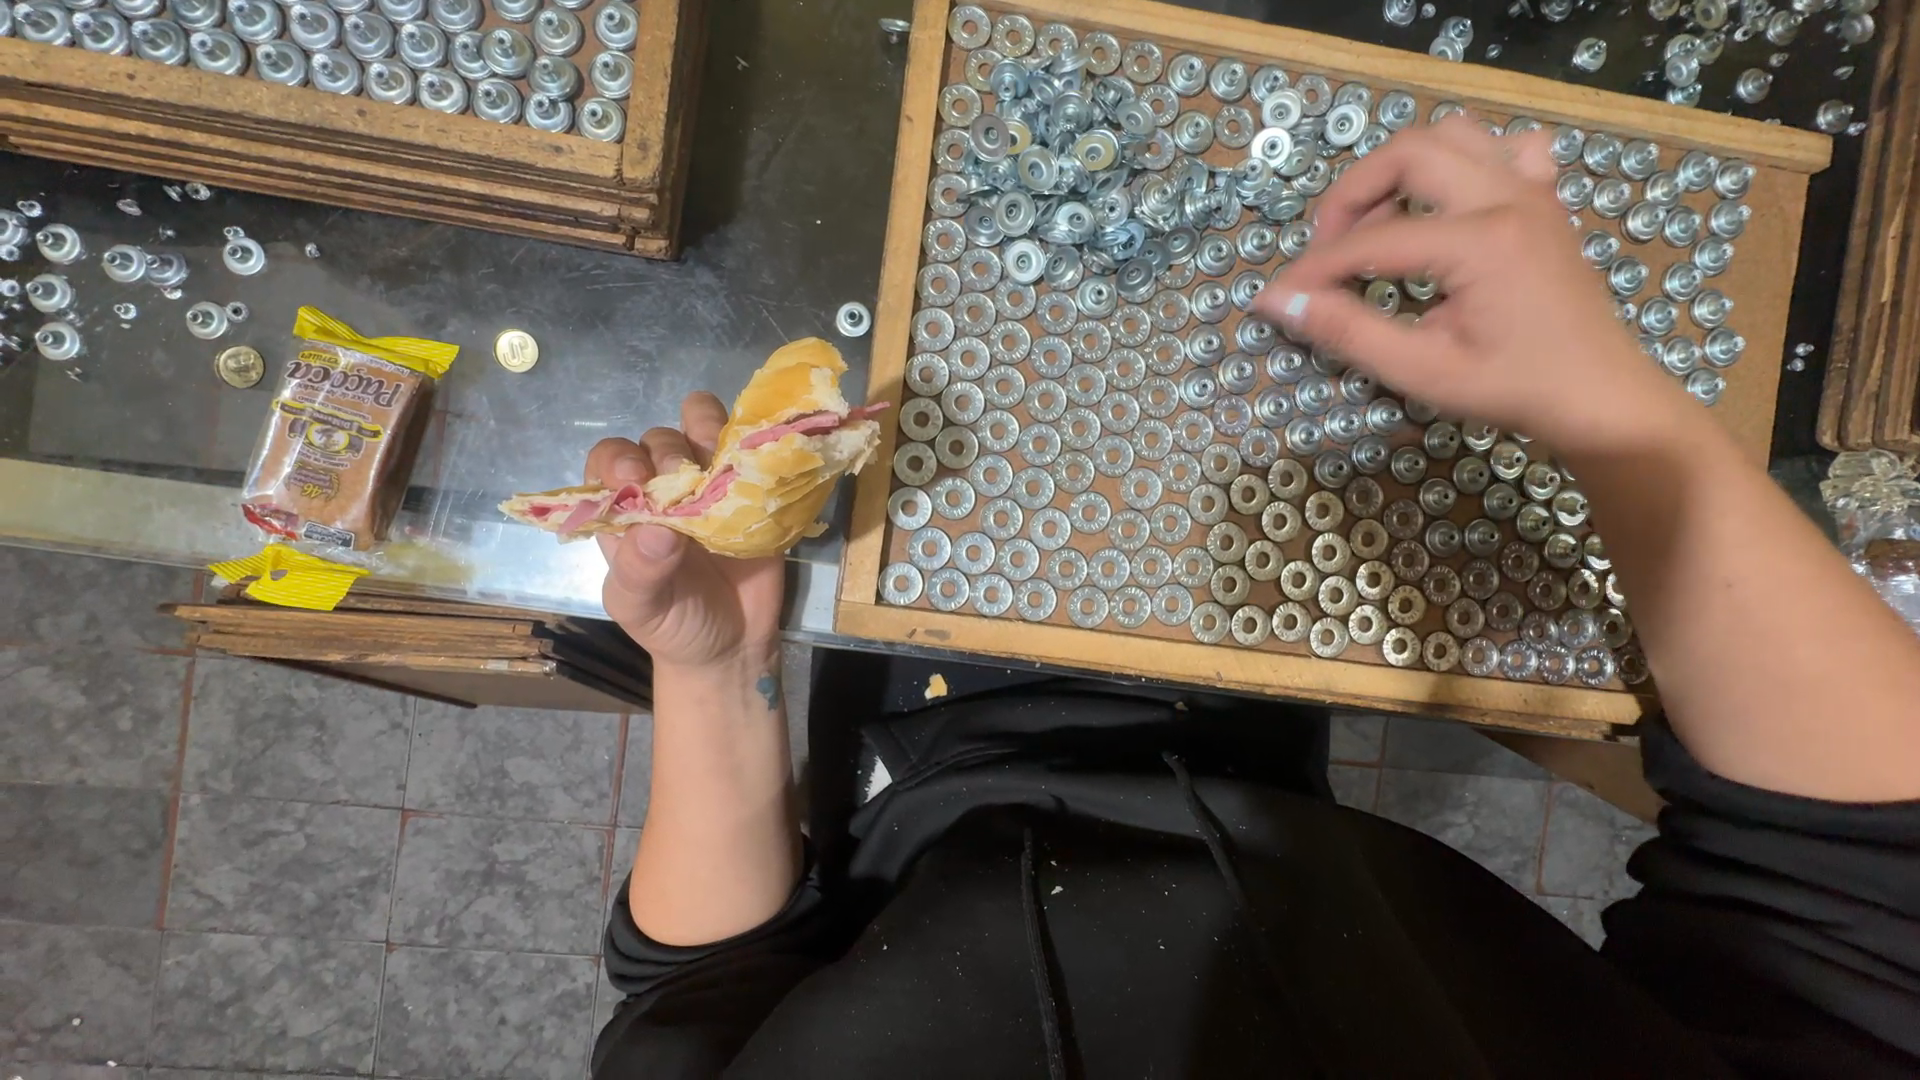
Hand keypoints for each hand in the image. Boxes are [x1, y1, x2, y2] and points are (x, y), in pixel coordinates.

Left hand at [585, 393, 784, 669]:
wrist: (734, 649)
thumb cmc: (674, 626)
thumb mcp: (641, 608)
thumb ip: (640, 571)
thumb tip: (658, 528)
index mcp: (627, 511)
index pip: (610, 460)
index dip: (620, 459)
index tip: (637, 476)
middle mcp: (666, 490)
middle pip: (659, 440)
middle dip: (669, 452)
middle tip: (686, 480)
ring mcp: (713, 487)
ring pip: (704, 430)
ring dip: (710, 432)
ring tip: (722, 462)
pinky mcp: (754, 493)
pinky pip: (753, 453)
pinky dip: (755, 444)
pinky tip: (758, 462)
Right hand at [1253, 115, 1691, 455]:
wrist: (1596, 394)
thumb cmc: (1509, 388)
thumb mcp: (1417, 370)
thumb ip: (1345, 331)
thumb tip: (1279, 302)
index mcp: (1480, 242)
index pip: (1371, 242)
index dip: (1313, 270)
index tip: (1276, 297)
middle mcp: (1508, 198)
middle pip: (1408, 153)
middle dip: (1351, 197)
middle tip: (1325, 250)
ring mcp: (1532, 191)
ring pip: (1451, 137)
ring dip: (1398, 173)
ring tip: (1375, 227)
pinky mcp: (1542, 200)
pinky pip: (1501, 150)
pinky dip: (1459, 166)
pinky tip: (1443, 207)